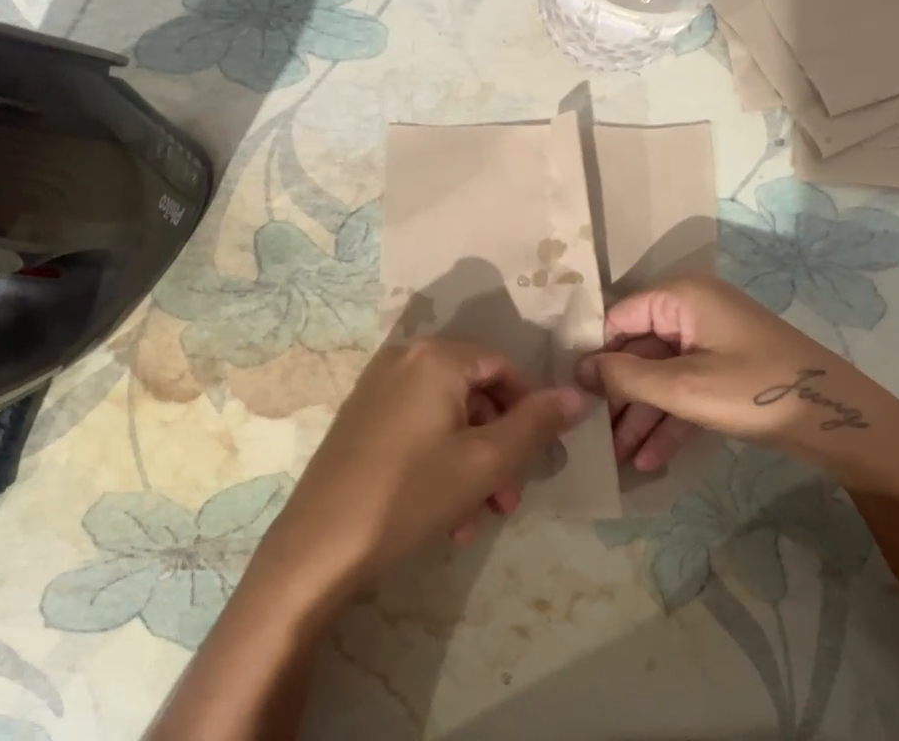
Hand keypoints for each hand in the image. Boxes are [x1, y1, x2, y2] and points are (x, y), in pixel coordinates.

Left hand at [258, 336, 590, 591]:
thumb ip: (536, 423)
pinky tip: (445, 520)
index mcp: (435, 357)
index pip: (503, 367)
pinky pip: (418, 433)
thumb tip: (576, 393)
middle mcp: (403, 360)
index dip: (528, 410)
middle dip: (499, 450)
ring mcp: (377, 390)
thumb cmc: (412, 493)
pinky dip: (439, 467)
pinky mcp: (361, 420)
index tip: (535, 459)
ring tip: (474, 522)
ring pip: (448, 421)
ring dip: (472, 469)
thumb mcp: (487, 461)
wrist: (322, 542)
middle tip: (507, 501)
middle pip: (474, 396)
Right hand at [576, 275, 898, 492]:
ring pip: (661, 376)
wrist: (840, 422)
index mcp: (682, 297)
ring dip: (640, 417)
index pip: (618, 319)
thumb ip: (625, 377)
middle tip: (590, 435)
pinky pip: (686, 390)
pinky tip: (648, 461)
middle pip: (638, 350)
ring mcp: (713, 342)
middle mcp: (694, 311)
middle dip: (617, 396)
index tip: (572, 395)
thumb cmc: (755, 392)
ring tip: (616, 459)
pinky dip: (669, 420)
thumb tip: (579, 371)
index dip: (595, 357)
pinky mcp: (728, 371)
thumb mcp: (682, 388)